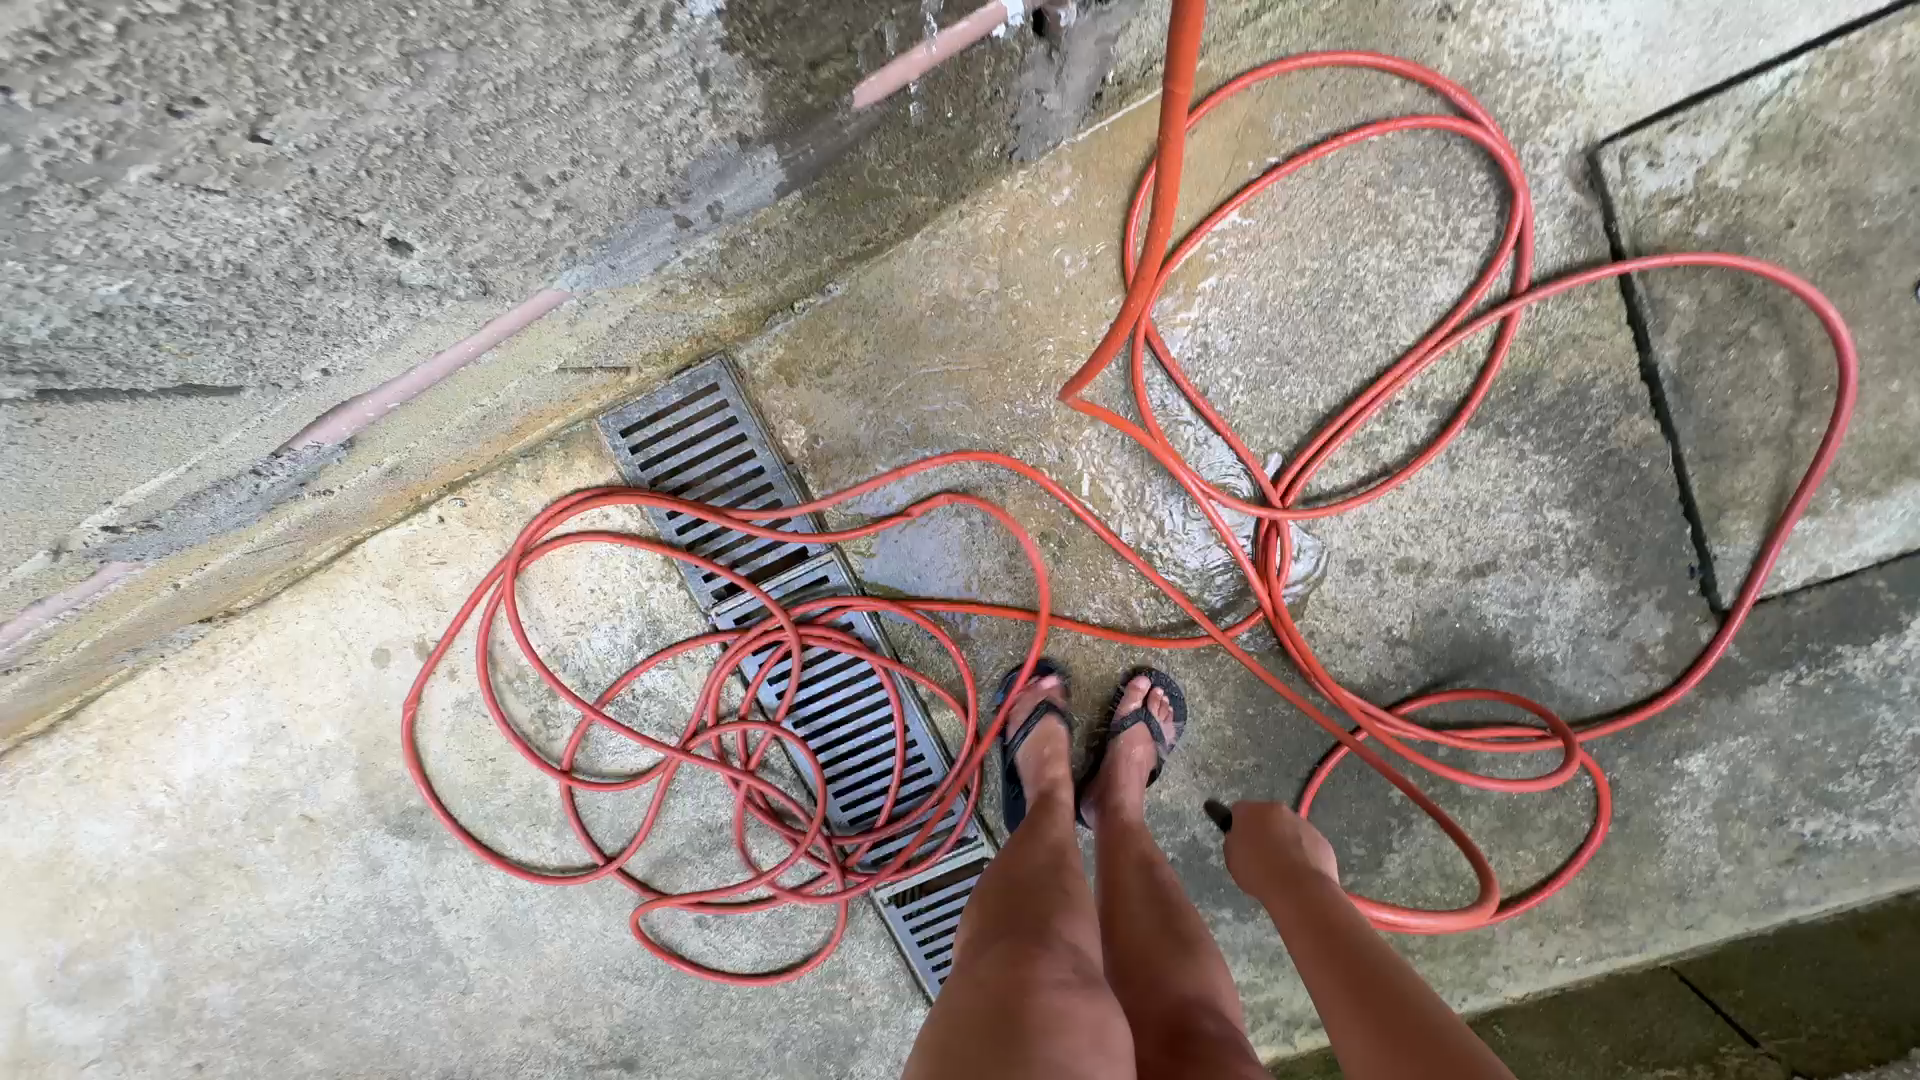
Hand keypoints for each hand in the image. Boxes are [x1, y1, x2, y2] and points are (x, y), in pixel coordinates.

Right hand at [1224, 800, 1339, 902]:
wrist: (1299, 890)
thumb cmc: (1259, 873)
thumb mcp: (1231, 859)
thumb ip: (1234, 843)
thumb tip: (1241, 839)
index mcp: (1251, 811)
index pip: (1239, 810)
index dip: (1239, 827)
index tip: (1241, 844)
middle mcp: (1277, 810)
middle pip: (1266, 816)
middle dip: (1264, 831)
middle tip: (1261, 856)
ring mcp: (1303, 823)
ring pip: (1289, 829)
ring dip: (1285, 842)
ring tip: (1284, 869)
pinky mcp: (1321, 840)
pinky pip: (1307, 844)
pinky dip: (1304, 854)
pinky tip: (1300, 874)